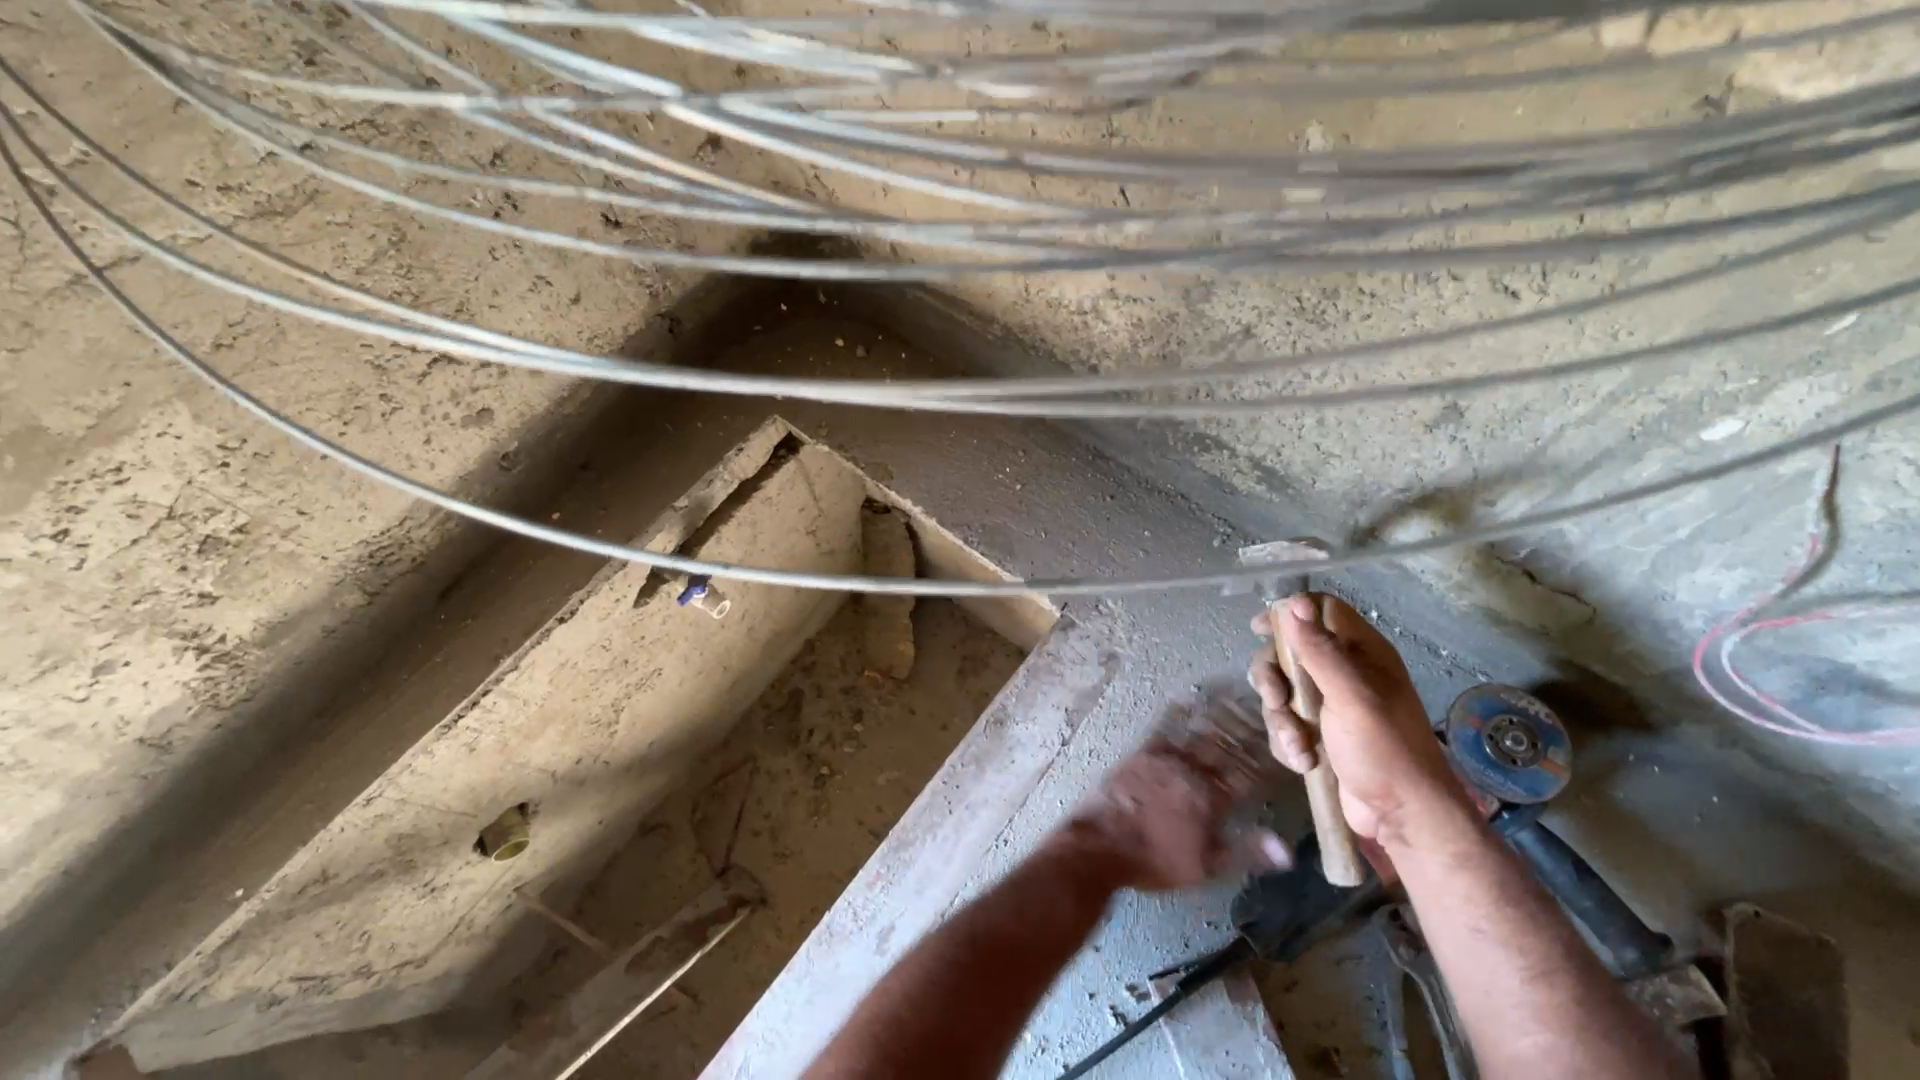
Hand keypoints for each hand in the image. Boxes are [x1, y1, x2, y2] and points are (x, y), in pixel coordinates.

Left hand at [1057, 701, 1282, 891]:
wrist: (1099, 845)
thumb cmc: (1154, 861)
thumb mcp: (1204, 867)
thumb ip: (1246, 853)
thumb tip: (1287, 850)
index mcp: (1212, 798)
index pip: (1249, 775)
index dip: (1267, 761)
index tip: (1282, 745)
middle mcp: (1191, 771)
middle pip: (1227, 748)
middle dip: (1248, 732)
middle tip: (1265, 713)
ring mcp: (1164, 759)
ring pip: (1199, 733)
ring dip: (1219, 717)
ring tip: (1236, 700)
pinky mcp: (1139, 754)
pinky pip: (1164, 728)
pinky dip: (1178, 713)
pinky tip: (1186, 700)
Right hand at [1248, 594, 1466, 849]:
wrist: (1400, 815)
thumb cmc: (1385, 749)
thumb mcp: (1352, 696)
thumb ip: (1320, 650)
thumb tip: (1293, 602)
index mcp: (1361, 653)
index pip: (1320, 610)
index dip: (1289, 613)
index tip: (1259, 629)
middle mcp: (1343, 672)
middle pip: (1288, 653)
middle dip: (1274, 679)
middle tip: (1278, 700)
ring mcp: (1328, 705)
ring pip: (1280, 692)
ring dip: (1281, 720)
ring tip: (1299, 745)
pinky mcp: (1317, 734)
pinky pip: (1284, 723)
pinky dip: (1287, 742)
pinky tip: (1304, 761)